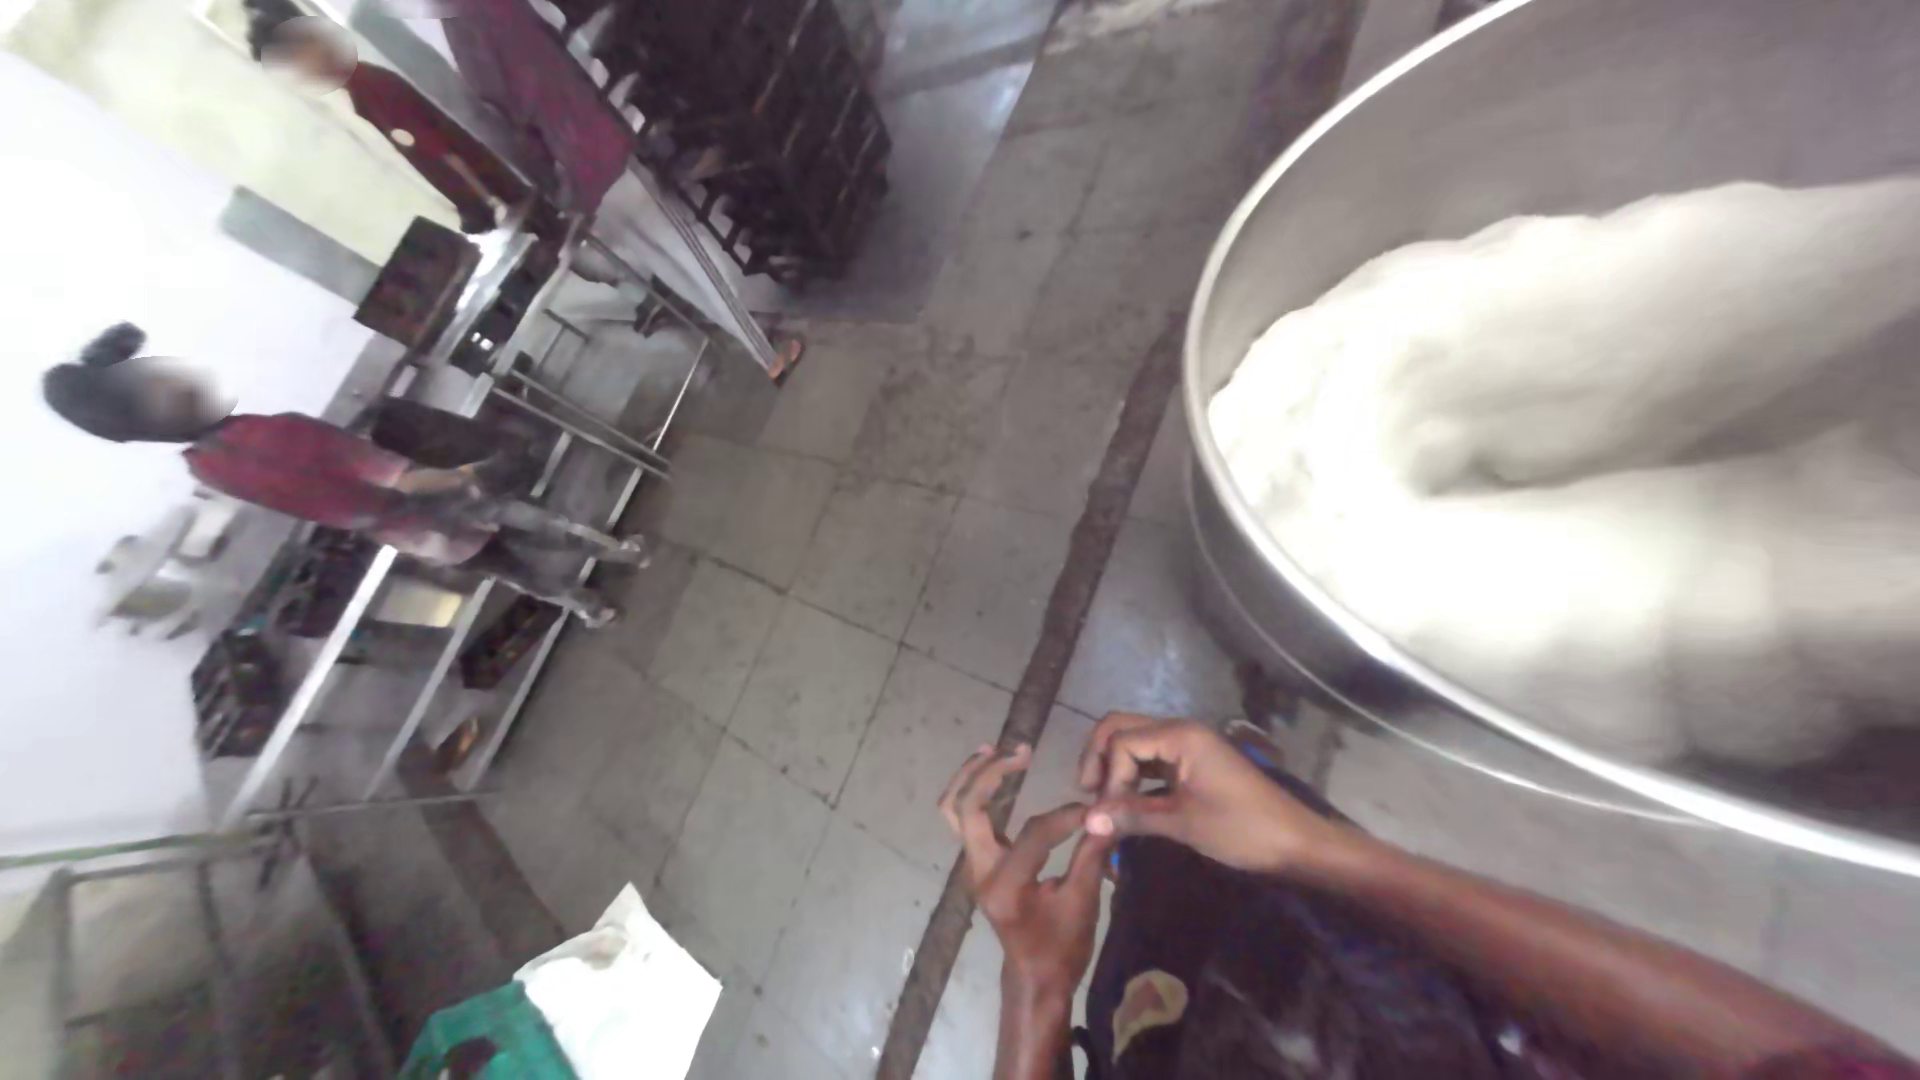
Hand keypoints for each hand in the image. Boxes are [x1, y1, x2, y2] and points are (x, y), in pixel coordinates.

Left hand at [939, 744, 1108, 1001]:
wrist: (1033, 977)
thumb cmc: (1060, 948)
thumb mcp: (1083, 904)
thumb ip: (1091, 855)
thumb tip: (1104, 813)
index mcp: (1005, 886)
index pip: (1034, 833)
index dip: (1066, 816)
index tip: (1092, 809)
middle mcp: (978, 870)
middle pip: (967, 808)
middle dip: (990, 773)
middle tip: (1022, 751)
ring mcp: (972, 864)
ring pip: (954, 808)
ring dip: (972, 775)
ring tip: (995, 749)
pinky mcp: (977, 859)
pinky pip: (963, 816)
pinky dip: (974, 789)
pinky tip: (994, 769)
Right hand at [1077, 713, 1346, 873]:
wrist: (1298, 844)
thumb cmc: (1243, 829)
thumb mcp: (1184, 822)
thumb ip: (1133, 816)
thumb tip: (1087, 821)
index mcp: (1179, 735)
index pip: (1122, 742)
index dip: (1108, 777)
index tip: (1108, 814)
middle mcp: (1179, 729)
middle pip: (1120, 727)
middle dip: (1099, 757)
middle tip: (1089, 792)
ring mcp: (1186, 743)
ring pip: (1133, 740)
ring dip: (1113, 764)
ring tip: (1104, 799)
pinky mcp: (1191, 761)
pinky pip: (1149, 755)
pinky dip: (1131, 772)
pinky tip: (1125, 799)